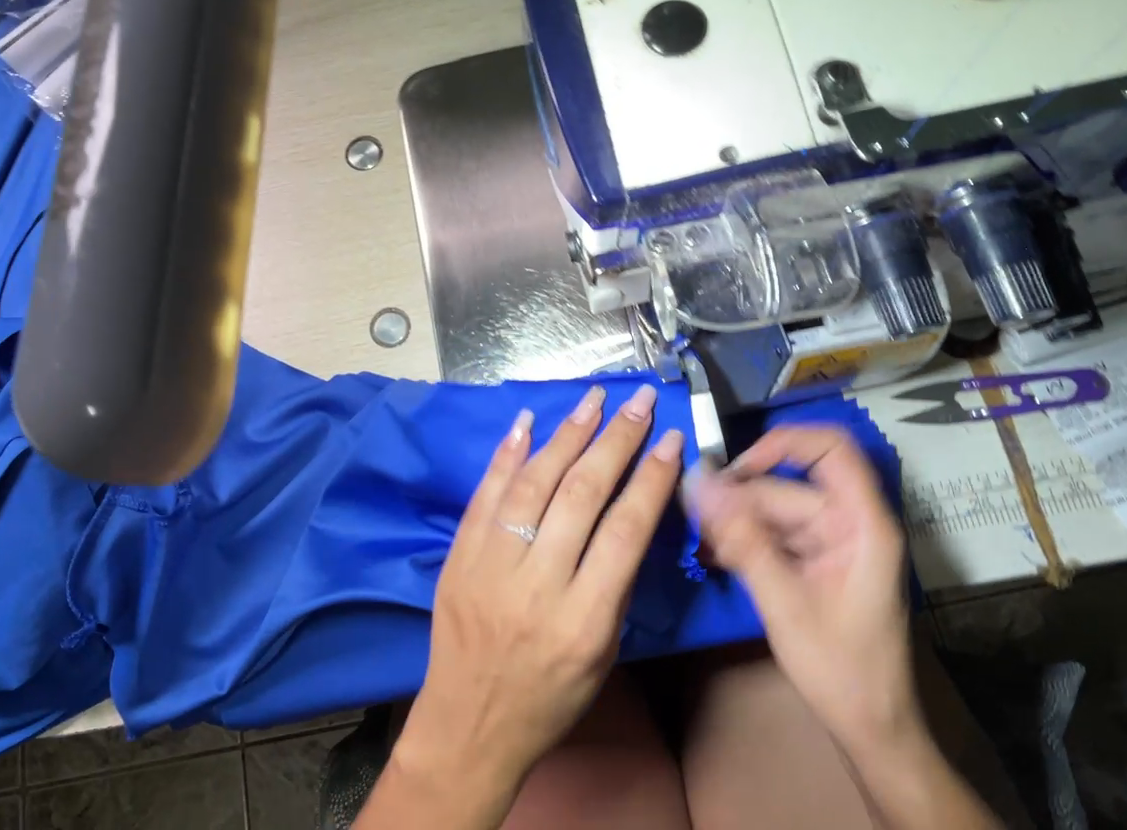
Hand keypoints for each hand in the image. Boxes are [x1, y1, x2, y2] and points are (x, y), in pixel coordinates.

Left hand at [396, 385, 684, 791]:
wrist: (468, 725)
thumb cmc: (549, 697)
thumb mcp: (603, 654)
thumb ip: (616, 584)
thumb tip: (629, 510)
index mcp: (583, 620)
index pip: (624, 532)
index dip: (650, 479)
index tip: (669, 438)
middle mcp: (535, 586)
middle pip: (581, 495)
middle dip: (614, 440)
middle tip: (637, 401)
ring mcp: (489, 567)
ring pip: (532, 484)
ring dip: (566, 435)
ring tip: (592, 400)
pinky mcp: (457, 557)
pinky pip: (484, 495)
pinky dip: (506, 455)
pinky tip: (527, 422)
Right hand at [683, 427, 916, 748]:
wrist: (871, 729)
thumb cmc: (842, 669)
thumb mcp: (786, 603)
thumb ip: (742, 539)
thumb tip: (699, 483)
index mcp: (862, 524)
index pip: (830, 450)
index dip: (782, 443)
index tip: (735, 467)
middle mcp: (849, 523)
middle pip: (786, 487)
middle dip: (739, 500)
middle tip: (694, 520)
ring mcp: (832, 543)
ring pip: (774, 510)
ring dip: (736, 523)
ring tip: (701, 543)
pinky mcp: (816, 562)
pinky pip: (774, 535)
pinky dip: (745, 541)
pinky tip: (715, 555)